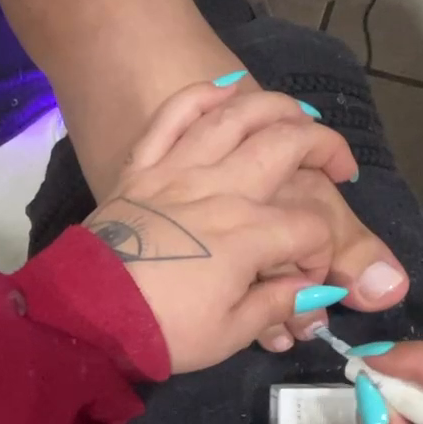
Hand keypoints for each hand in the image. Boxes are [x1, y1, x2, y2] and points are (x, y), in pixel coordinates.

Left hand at [85, 80, 409, 373]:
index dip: (321, 252)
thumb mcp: (227, 335)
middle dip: (324, 150)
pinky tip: (225, 88)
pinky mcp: (140, 168)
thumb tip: (313, 292)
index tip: (306, 278)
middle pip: (288, 145)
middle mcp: (220, 189)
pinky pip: (173, 116)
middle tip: (336, 166)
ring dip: (275, 108)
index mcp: (248, 235)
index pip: (310, 227)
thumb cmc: (159, 332)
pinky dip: (201, 95)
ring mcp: (177, 171)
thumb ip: (276, 307)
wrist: (86, 317)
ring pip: (235, 117)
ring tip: (297, 117)